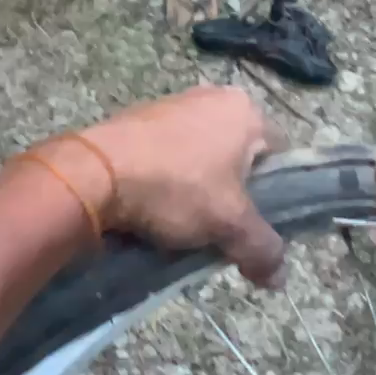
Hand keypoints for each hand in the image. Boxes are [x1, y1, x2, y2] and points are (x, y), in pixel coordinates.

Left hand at [65, 86, 284, 286]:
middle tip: (221, 229)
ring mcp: (174, 103)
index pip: (279, 156)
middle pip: (239, 158)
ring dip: (199, 191)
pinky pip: (169, 155)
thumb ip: (262, 248)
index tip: (255, 226)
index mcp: (244, 109)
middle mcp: (213, 97)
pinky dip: (168, 181)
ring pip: (202, 158)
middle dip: (232, 195)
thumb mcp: (229, 224)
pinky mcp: (140, 118)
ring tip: (184, 224)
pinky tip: (155, 208)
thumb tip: (279, 277)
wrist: (95, 173)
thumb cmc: (176, 188)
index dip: (275, 195)